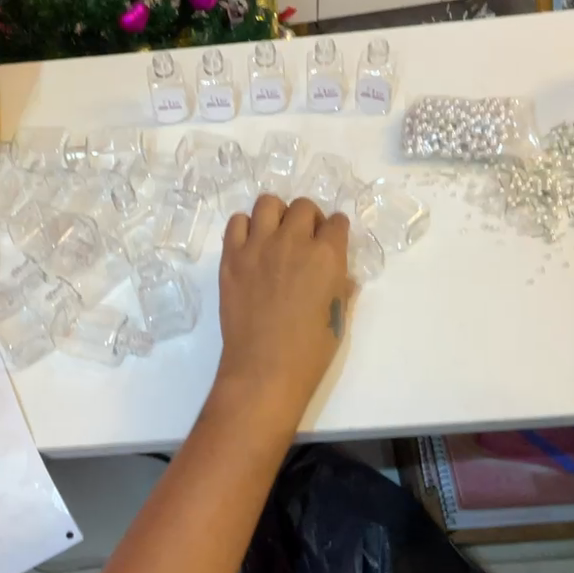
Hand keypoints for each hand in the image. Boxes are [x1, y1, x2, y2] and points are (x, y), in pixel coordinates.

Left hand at [215, 195, 354, 427]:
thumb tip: (340, 275)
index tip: (331, 239)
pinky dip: (245, 228)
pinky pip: (236, 222)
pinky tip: (251, 246)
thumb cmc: (310, 350)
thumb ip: (341, 287)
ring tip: (275, 235)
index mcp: (327, 256)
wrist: (265, 368)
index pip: (337, 222)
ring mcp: (259, 246)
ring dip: (276, 215)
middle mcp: (293, 241)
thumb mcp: (340, 317)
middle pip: (303, 206)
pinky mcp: (232, 256)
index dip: (335, 230)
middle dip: (308, 219)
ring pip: (268, 203)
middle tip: (304, 239)